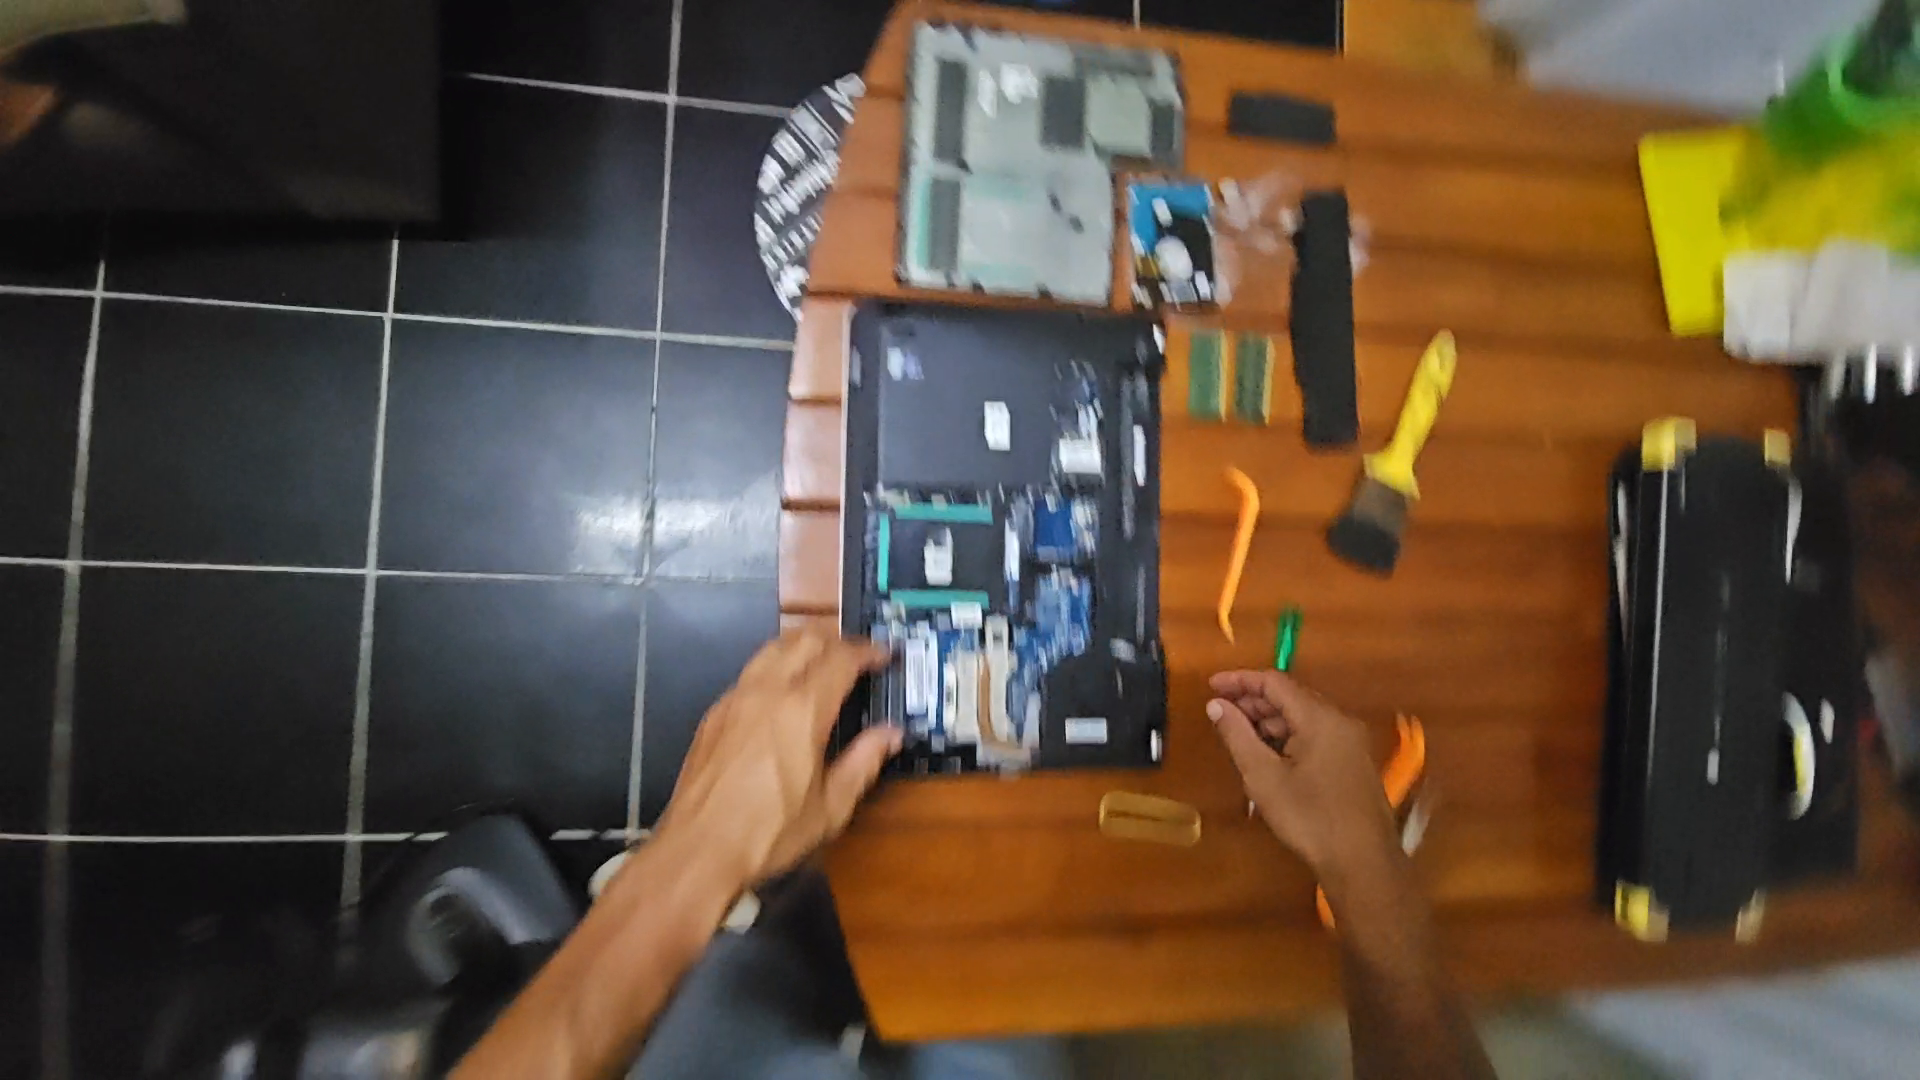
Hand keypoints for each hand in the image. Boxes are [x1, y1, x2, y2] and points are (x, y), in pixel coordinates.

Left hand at [658, 629, 901, 887]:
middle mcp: (767, 690)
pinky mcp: (715, 713)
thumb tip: (892, 734)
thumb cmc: (769, 833)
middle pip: (806, 639)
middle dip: (839, 641)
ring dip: (805, 646)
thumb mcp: (831, 806)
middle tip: (859, 658)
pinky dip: (777, 667)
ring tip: (823, 664)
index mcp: (802, 709)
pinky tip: (784, 694)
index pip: (842, 658)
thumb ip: (864, 761)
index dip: (869, 651)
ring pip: (774, 647)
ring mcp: (735, 698)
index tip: (886, 656)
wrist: (696, 853)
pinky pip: (752, 672)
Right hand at [1207, 670, 1398, 876]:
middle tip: (1220, 713)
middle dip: (1252, 701)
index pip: (1274, 682)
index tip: (1210, 686)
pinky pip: (1315, 735)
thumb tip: (1216, 704)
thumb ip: (1237, 734)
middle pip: (1290, 697)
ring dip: (1268, 721)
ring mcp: (1350, 743)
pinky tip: (1268, 756)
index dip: (1239, 680)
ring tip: (1239, 737)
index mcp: (1319, 718)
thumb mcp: (1263, 776)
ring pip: (1302, 717)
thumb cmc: (1309, 817)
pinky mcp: (1353, 763)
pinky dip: (1287, 737)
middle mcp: (1340, 722)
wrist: (1363, 865)